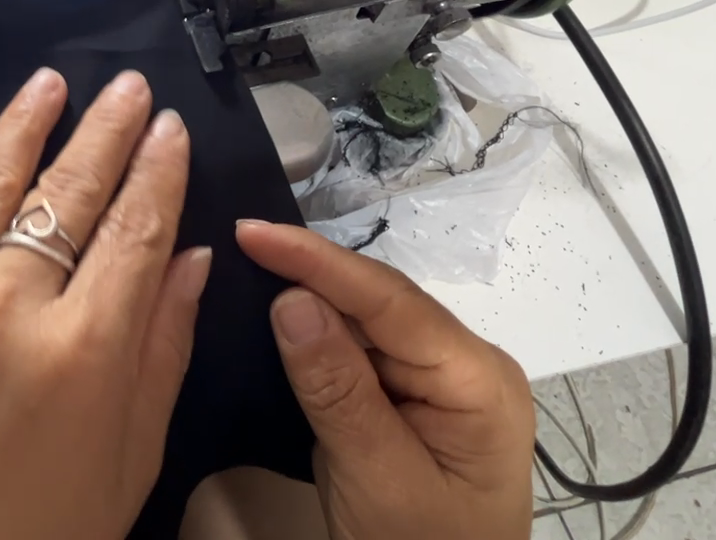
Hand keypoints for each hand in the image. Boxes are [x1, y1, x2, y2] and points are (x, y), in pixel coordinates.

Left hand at [0, 68, 213, 539]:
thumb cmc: (41, 522)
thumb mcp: (131, 451)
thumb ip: (165, 343)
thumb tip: (194, 253)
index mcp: (83, 354)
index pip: (133, 231)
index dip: (158, 172)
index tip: (172, 127)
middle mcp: (9, 310)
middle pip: (67, 194)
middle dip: (106, 131)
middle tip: (130, 86)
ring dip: (27, 125)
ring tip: (54, 81)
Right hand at [236, 221, 533, 539]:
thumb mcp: (377, 483)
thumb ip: (336, 390)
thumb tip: (288, 298)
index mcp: (476, 379)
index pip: (389, 299)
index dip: (317, 260)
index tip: (253, 232)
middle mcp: (461, 361)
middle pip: (374, 298)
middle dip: (308, 268)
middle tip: (240, 239)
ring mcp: (433, 375)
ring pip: (359, 315)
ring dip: (305, 292)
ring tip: (248, 258)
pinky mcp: (402, 390)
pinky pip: (352, 343)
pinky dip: (311, 328)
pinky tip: (276, 306)